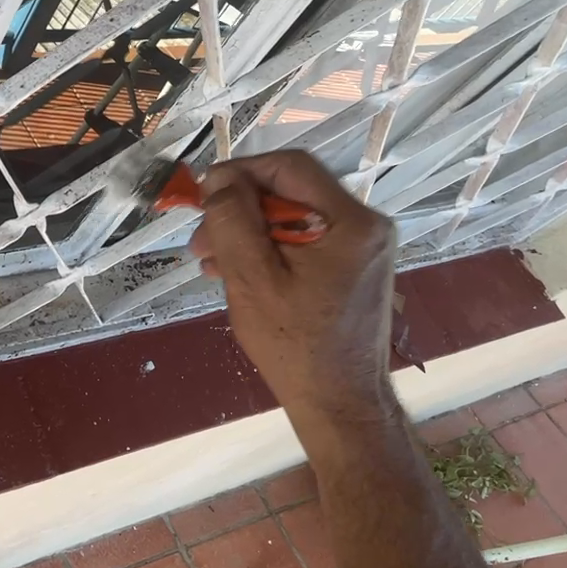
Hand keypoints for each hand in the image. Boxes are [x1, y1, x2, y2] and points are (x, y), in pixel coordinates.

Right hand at [188, 151, 394, 414]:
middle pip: (290, 191)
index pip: (289, 166)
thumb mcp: (251, 276)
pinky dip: (266, 249)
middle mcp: (366, 226)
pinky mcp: (352, 267)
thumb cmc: (293, 342)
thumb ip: (233, 219)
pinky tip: (237, 273)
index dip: (239, 172)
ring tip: (211, 261)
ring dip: (246, 231)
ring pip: (292, 216)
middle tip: (201, 240)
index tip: (201, 195)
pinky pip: (302, 240)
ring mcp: (362, 247)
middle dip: (238, 209)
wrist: (338, 400)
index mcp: (350, 222)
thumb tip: (219, 179)